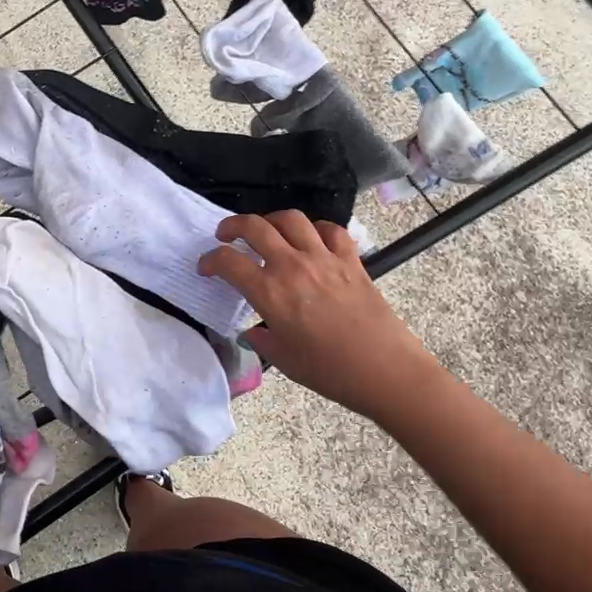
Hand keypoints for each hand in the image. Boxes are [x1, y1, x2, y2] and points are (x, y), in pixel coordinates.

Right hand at [198, 212, 443, 419]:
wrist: (386, 371)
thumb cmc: (330, 372)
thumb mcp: (284, 360)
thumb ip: (262, 340)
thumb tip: (253, 332)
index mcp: (270, 293)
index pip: (228, 262)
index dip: (209, 261)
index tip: (205, 267)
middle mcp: (292, 266)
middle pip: (255, 227)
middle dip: (233, 226)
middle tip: (226, 235)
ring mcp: (323, 259)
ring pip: (291, 219)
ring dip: (272, 220)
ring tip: (267, 230)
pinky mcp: (351, 261)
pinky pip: (330, 231)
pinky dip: (317, 229)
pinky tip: (312, 239)